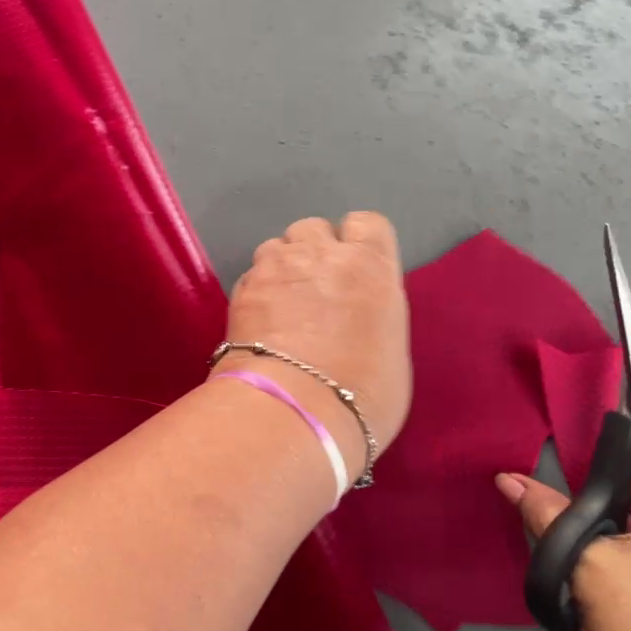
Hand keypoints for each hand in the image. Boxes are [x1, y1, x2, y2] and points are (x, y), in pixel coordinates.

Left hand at [219, 213, 411, 471]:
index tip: (356, 268)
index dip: (359, 242)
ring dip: (281, 266)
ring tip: (285, 305)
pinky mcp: (239, 286)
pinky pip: (251, 275)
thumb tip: (354, 307)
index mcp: (369, 264)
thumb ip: (372, 307)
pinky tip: (262, 321)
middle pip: (313, 228)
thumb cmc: (364, 391)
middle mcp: (319, 253)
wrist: (294, 407)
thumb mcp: (392, 345)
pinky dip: (257, 290)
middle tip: (317, 289)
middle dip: (314, 250)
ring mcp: (273, 266)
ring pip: (275, 246)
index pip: (366, 223)